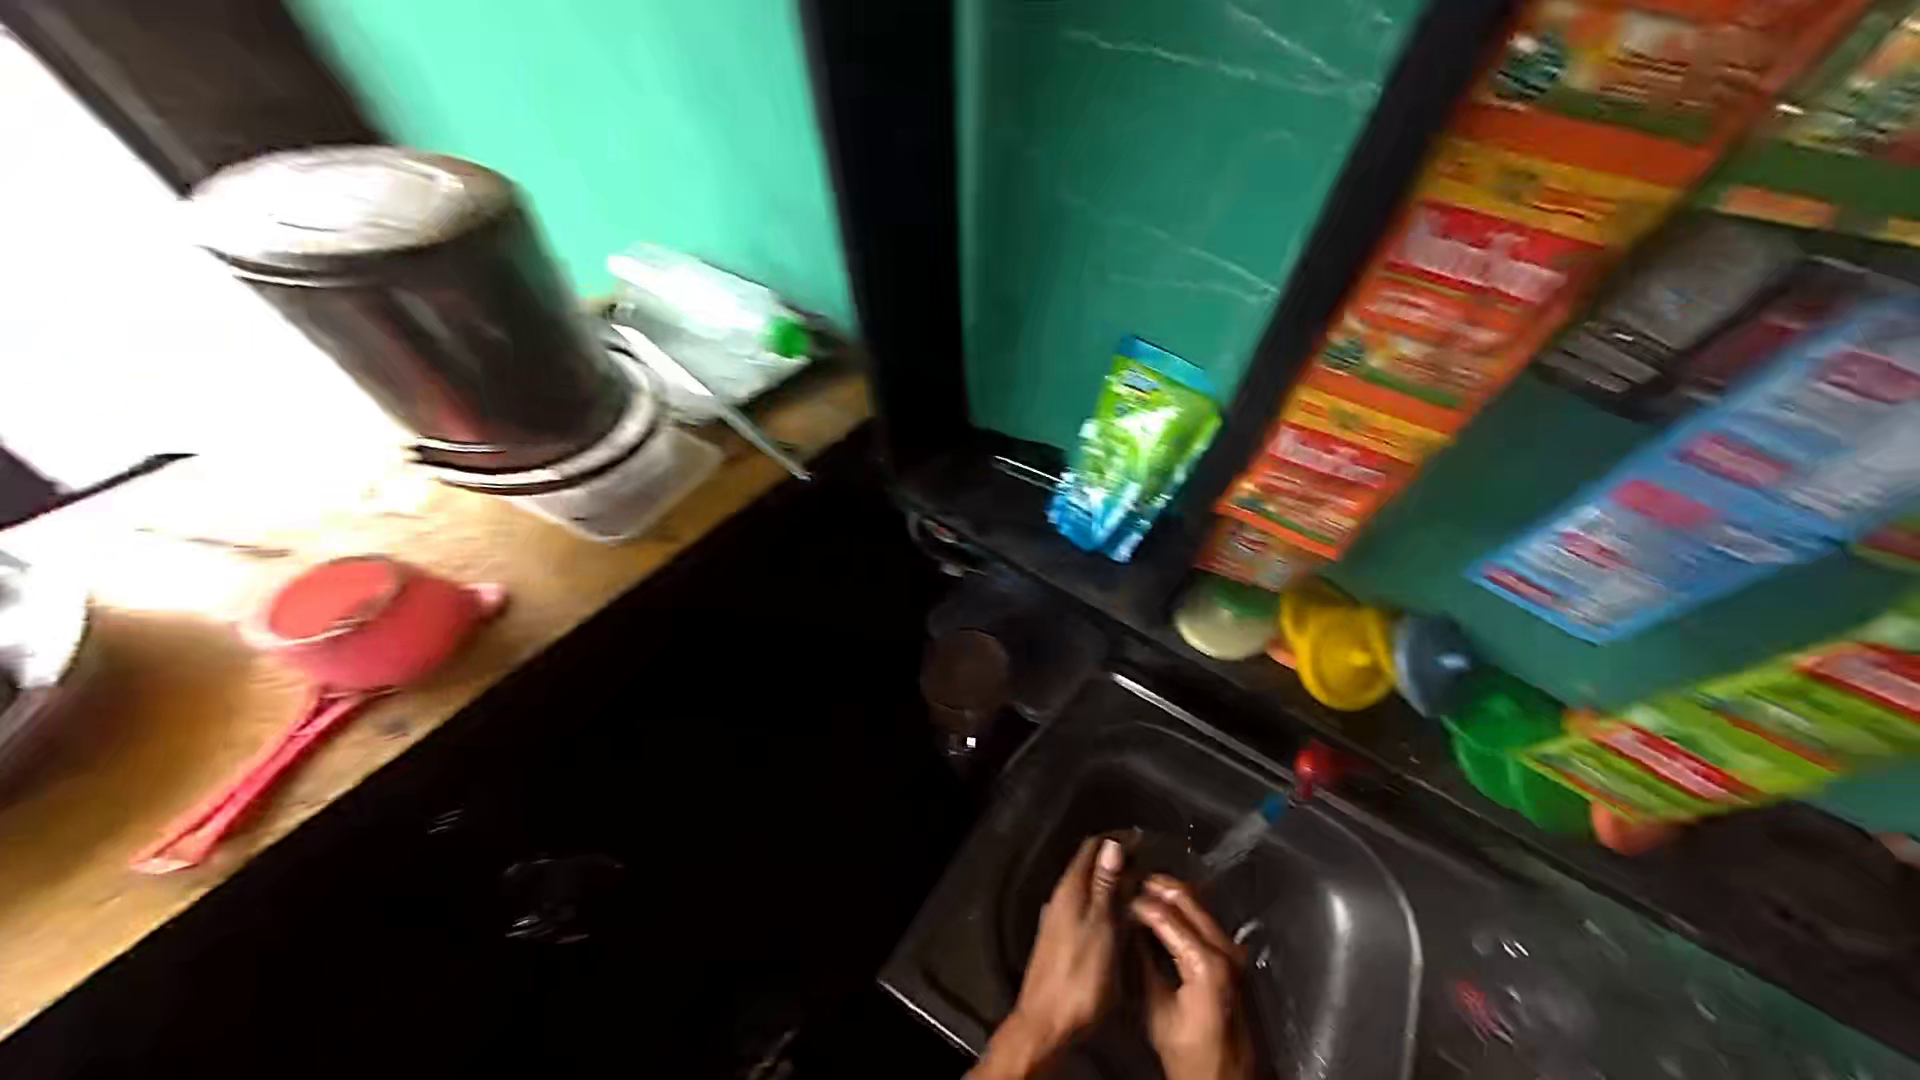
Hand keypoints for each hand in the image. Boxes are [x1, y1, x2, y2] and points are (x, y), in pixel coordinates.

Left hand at [970, 835, 1126, 1079]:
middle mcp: (1062, 895)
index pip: (1092, 847)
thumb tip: (1112, 844)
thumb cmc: (1079, 975)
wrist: (1046, 1022)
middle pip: (1090, 865)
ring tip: (1143, 890)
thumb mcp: (1101, 928)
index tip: (1145, 841)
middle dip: (1118, 860)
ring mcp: (1059, 916)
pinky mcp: (1061, 936)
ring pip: (1089, 887)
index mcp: (1071, 888)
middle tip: (1150, 867)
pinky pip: (1087, 906)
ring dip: (1113, 883)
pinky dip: (1106, 903)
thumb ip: (1105, 886)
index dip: (1118, 840)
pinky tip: (1122, 917)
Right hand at [1131, 875, 1252, 1079]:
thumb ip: (1141, 964)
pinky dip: (1184, 912)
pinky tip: (1165, 918)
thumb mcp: (1157, 1013)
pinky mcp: (1238, 962)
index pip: (1164, 914)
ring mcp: (1236, 955)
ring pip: (1199, 905)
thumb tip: (1125, 931)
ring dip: (1170, 896)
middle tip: (1131, 886)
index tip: (1119, 899)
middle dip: (1155, 887)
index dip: (1137, 903)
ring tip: (1144, 897)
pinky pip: (1207, 921)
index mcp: (1206, 964)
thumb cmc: (1198, 1062)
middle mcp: (1227, 952)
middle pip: (1187, 898)